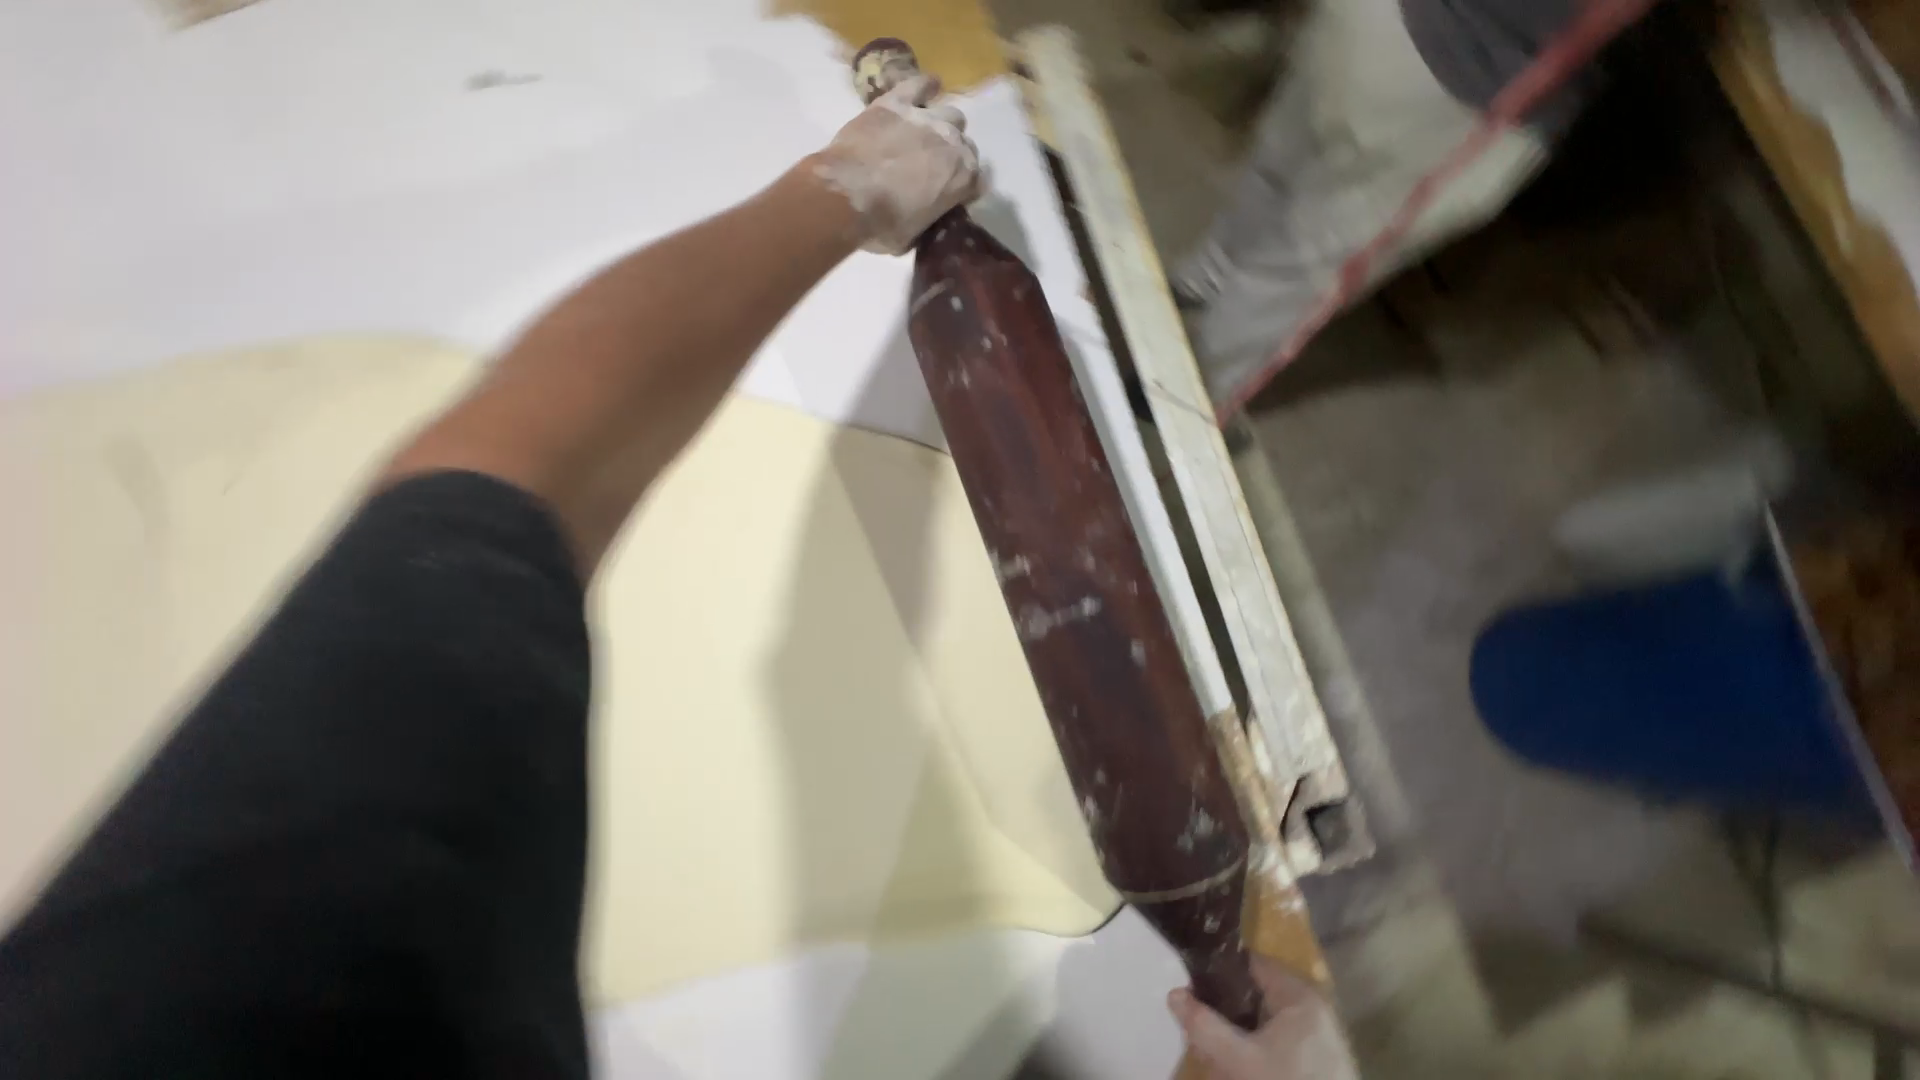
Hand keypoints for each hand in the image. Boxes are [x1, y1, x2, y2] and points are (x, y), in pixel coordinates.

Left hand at [812, 74, 983, 255]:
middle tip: (934, 167)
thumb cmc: (881, 225)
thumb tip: (923, 219)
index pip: (977, 181)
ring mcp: (927, 118)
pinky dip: (926, 86)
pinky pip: (919, 84)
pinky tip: (928, 88)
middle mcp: (954, 144)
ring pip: (951, 115)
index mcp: (963, 179)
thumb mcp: (911, 237)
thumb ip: (927, 222)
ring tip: (929, 135)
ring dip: (944, 126)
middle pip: (965, 146)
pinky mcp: (898, 101)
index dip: (964, 189)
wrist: (845, 195)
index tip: (952, 195)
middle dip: (954, 157)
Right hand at [1168, 958, 1358, 1079]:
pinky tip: (1240, 1073)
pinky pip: (1277, 1046)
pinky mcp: (1318, 1065)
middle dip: (1224, 1016)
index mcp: (1298, 995)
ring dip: (1237, 1040)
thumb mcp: (1241, 1062)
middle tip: (1202, 1038)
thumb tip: (1174, 994)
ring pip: (1262, 1024)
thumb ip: (1204, 1027)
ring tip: (1218, 1064)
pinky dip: (1255, 1056)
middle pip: (1253, 996)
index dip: (1217, 973)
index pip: (1248, 963)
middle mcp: (1311, 1009)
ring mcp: (1317, 1038)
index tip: (1192, 991)